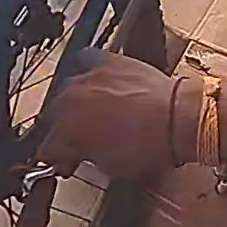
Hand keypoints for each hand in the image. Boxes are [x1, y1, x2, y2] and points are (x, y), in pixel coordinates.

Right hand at [37, 50, 180, 178]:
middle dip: (67, 129)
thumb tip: (83, 153)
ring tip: (96, 109)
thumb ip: (86, 157)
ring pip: (69, 89)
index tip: (70, 160)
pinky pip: (87, 60)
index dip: (60, 158)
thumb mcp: (110, 166)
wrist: (177, 117)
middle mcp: (70, 101)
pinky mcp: (108, 61)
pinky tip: (98, 79)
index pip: (48, 148)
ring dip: (78, 101)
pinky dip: (90, 69)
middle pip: (56, 116)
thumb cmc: (149, 144)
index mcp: (66, 131)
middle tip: (85, 137)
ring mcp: (88, 78)